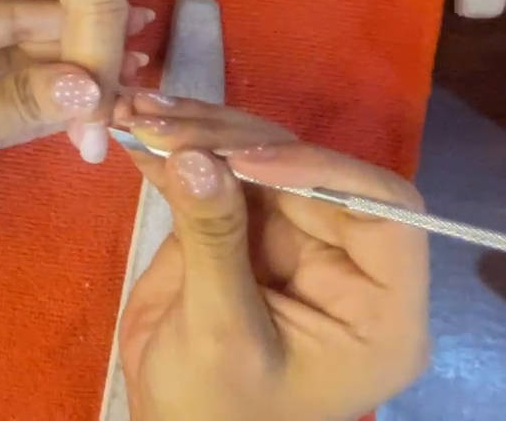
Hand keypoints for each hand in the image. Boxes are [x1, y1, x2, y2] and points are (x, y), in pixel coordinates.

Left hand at [0, 0, 108, 289]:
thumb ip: (18, 102)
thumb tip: (92, 78)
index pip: (0, 14)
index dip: (61, 19)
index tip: (122, 21)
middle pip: (13, 38)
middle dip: (71, 44)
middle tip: (139, 44)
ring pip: (17, 71)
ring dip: (67, 75)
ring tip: (132, 73)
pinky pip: (11, 103)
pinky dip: (47, 107)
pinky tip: (92, 104)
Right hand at [112, 96, 430, 420]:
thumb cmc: (216, 409)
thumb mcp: (221, 334)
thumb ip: (214, 243)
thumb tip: (195, 156)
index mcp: (372, 302)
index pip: (380, 208)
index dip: (318, 170)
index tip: (238, 159)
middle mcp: (334, 256)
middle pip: (298, 167)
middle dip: (225, 138)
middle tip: (152, 124)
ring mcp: (277, 234)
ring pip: (245, 155)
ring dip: (188, 129)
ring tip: (132, 114)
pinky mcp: (225, 221)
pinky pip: (202, 168)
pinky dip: (164, 147)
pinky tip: (126, 124)